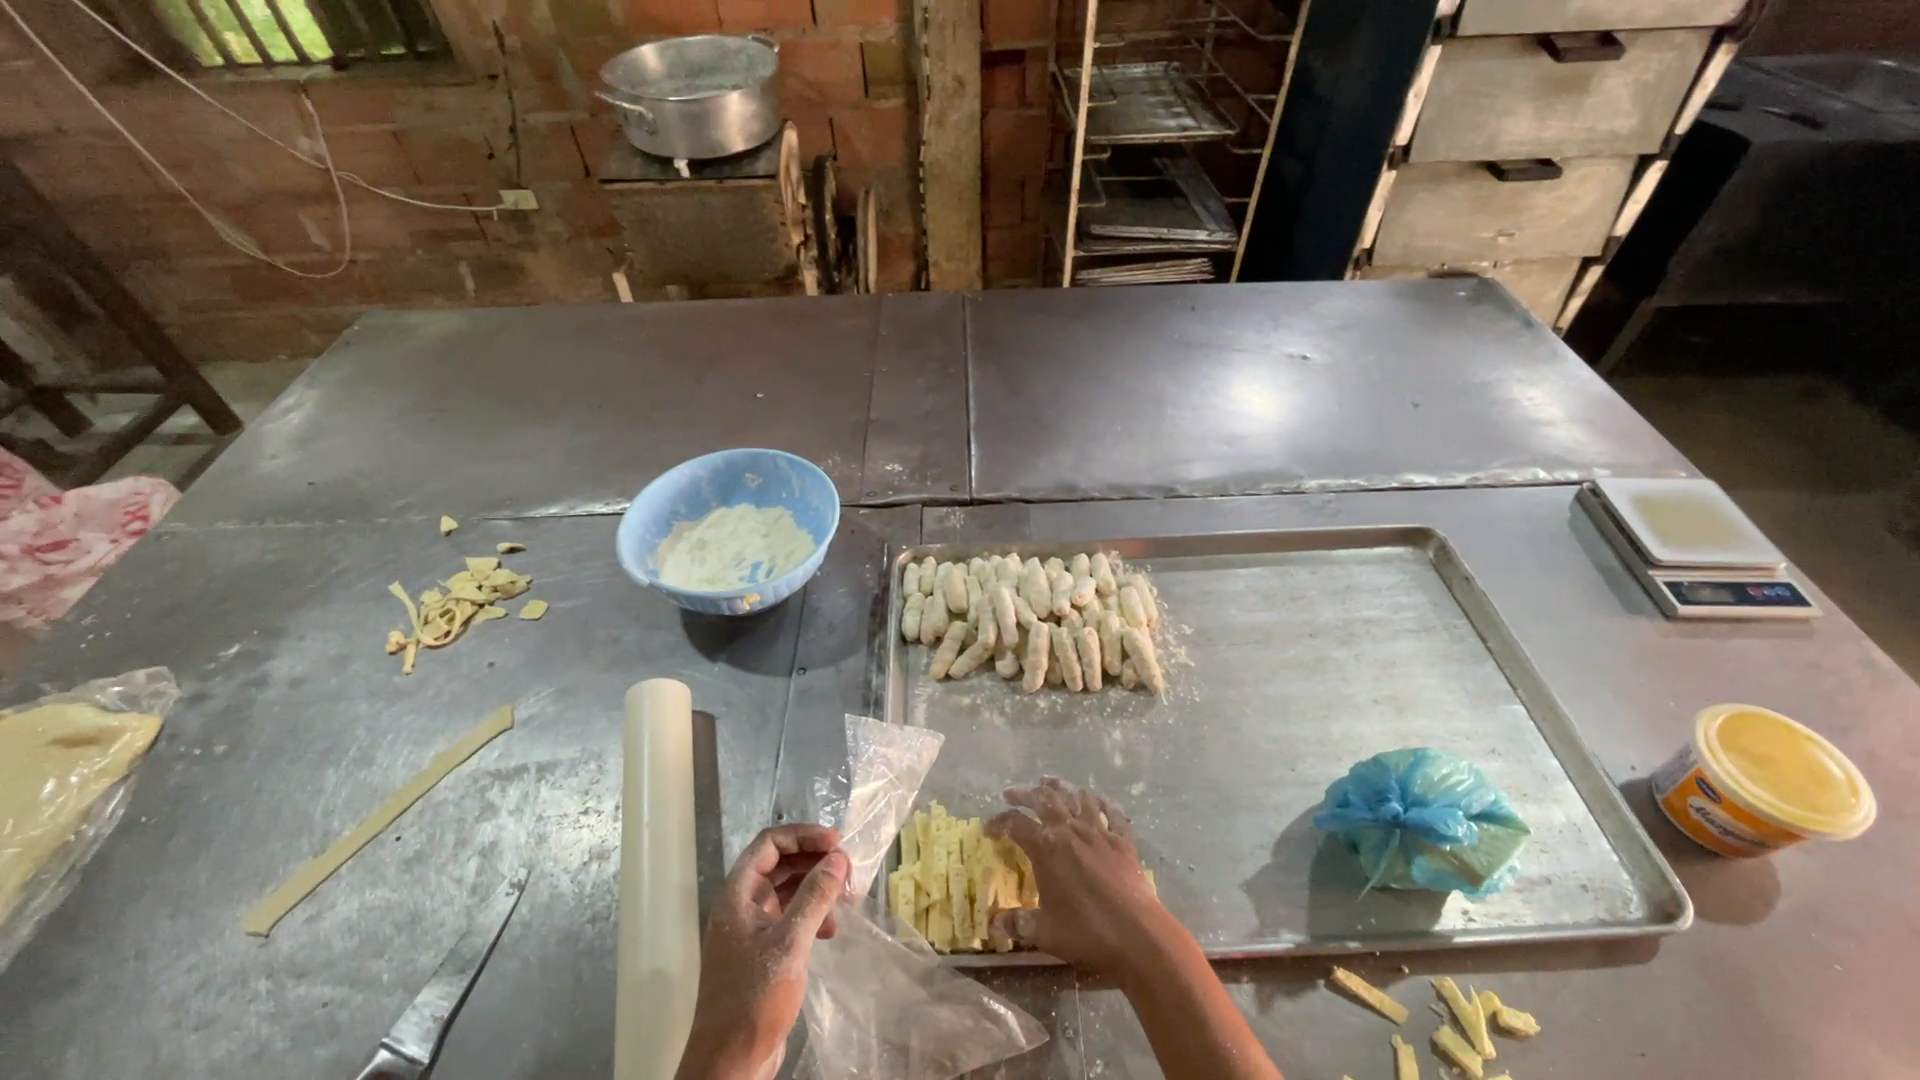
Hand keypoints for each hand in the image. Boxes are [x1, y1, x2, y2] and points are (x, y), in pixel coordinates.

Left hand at [676, 824, 848, 1079]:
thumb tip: (839, 858)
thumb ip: (814, 897)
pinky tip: (831, 930)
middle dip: (814, 861)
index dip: (803, 836)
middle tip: (848, 869)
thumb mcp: (790, 943)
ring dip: (816, 888)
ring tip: (846, 898)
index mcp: (737, 894)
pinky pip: (789, 918)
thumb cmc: (755, 996)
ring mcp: (750, 930)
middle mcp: (741, 905)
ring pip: (786, 891)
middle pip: (778, 864)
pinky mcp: (762, 952)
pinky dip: (812, 915)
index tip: (838, 843)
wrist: (730, 1061)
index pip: (769, 843)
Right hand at [986, 778, 1181, 981]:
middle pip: (1045, 800)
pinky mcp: (1123, 842)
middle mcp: (1071, 831)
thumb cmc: (1086, 932)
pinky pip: (1113, 813)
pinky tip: (1099, 800)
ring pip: (1078, 798)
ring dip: (1062, 789)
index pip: (1015, 824)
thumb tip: (995, 923)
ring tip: (1051, 784)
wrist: (1137, 934)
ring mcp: (1100, 833)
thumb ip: (1018, 923)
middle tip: (1012, 793)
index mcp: (1047, 848)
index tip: (988, 829)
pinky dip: (1103, 803)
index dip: (999, 822)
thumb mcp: (1044, 932)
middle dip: (1025, 794)